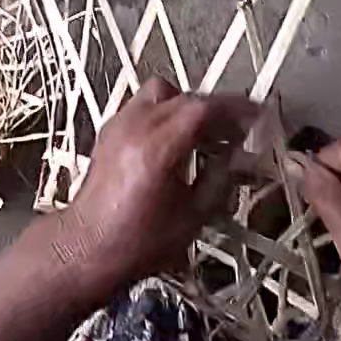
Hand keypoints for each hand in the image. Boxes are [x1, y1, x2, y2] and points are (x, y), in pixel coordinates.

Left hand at [49, 79, 259, 297]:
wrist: (85, 249)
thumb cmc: (138, 242)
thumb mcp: (192, 218)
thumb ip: (221, 180)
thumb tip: (243, 158)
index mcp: (158, 146)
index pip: (203, 108)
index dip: (234, 109)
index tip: (255, 115)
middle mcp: (137, 124)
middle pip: (186, 97)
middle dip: (216, 110)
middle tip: (235, 132)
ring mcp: (120, 121)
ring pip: (163, 91)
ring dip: (188, 105)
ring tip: (203, 135)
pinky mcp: (111, 127)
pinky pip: (144, 103)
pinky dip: (166, 110)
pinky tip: (175, 140)